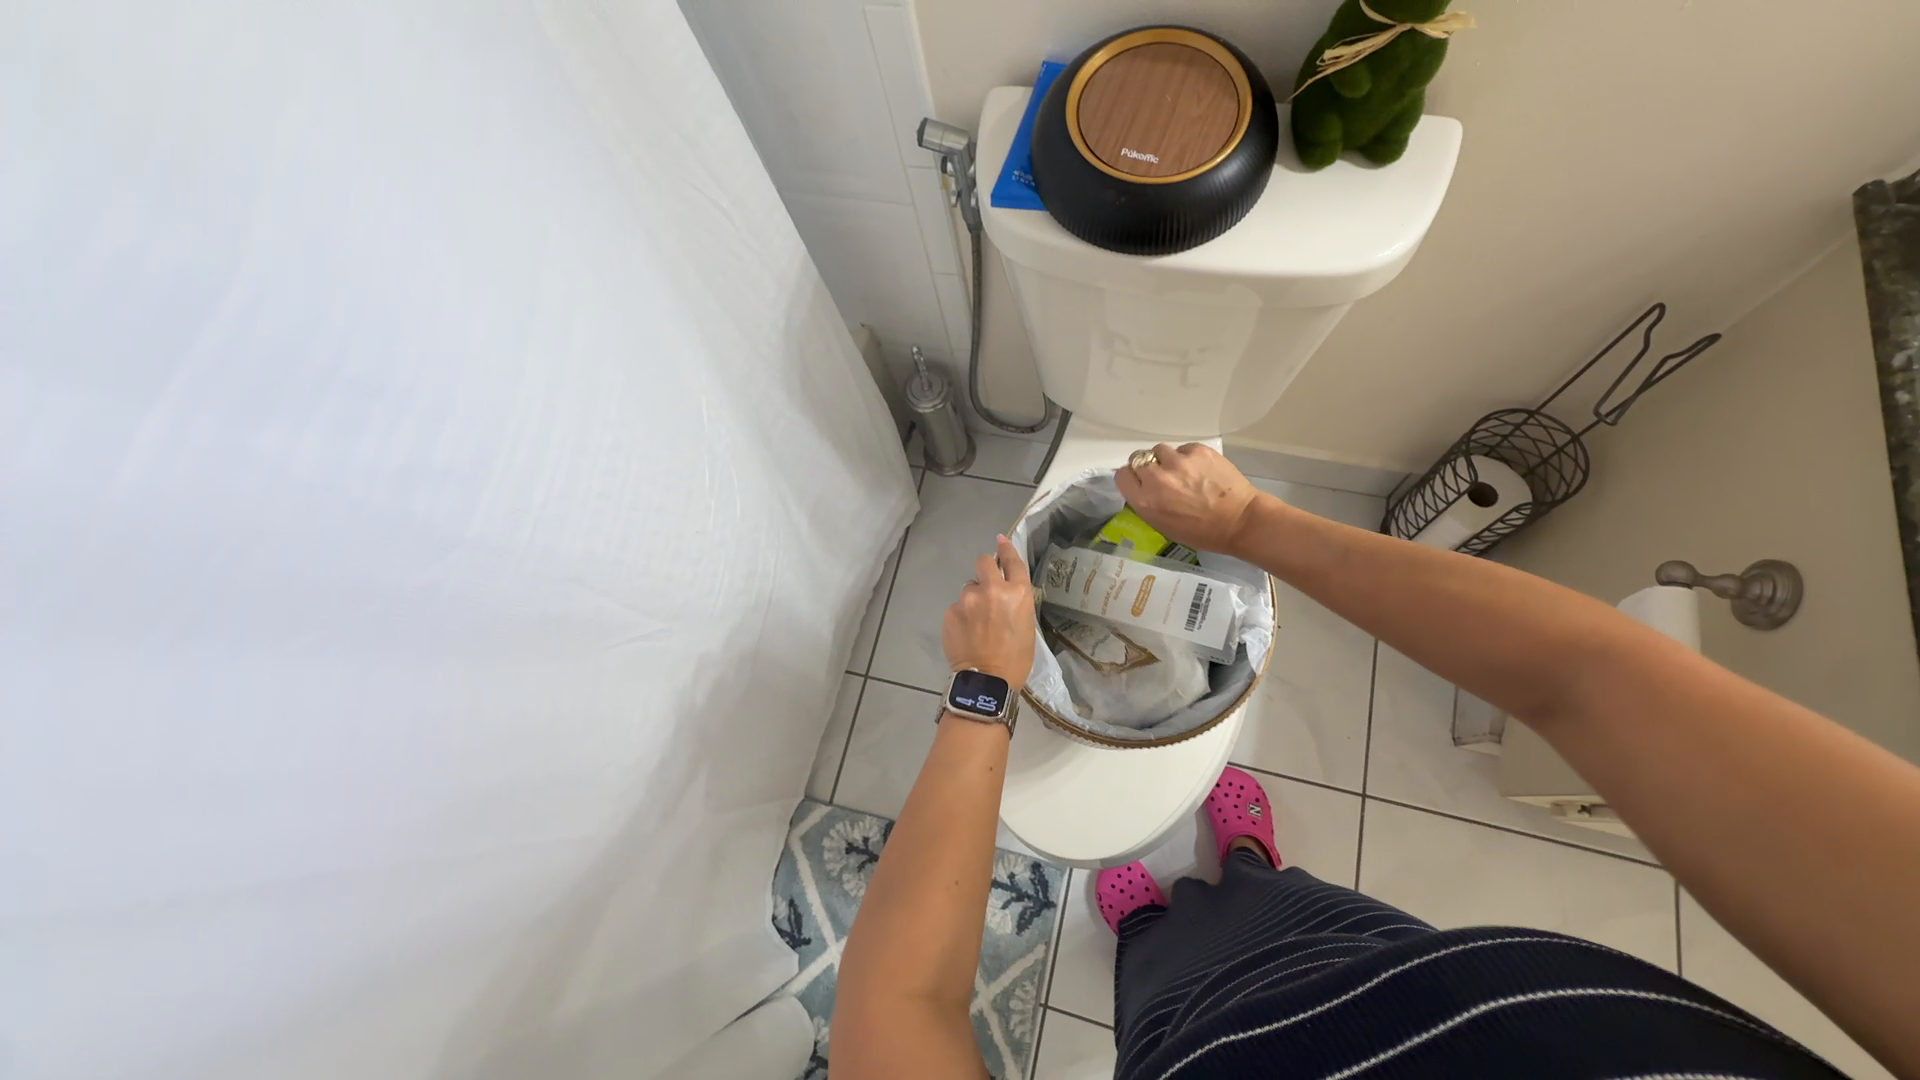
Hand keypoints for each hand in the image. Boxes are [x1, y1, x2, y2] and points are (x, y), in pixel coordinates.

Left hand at [942, 535, 1035, 692]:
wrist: (987, 682)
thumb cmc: (1015, 659)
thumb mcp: (1026, 626)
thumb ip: (1015, 602)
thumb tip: (1005, 592)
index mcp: (1018, 593)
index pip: (1012, 561)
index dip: (1006, 549)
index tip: (1000, 540)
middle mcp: (993, 590)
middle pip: (984, 562)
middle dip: (985, 569)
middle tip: (986, 586)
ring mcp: (969, 599)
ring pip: (968, 587)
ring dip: (972, 598)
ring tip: (976, 622)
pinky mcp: (951, 611)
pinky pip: (957, 606)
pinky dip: (961, 615)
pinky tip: (966, 633)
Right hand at [1114, 443, 1265, 555]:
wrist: (1239, 521)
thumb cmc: (1201, 532)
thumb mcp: (1162, 524)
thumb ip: (1147, 502)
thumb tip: (1143, 486)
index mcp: (1145, 501)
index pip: (1122, 475)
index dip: (1131, 477)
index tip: (1141, 481)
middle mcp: (1156, 478)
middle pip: (1138, 458)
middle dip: (1148, 466)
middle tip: (1163, 476)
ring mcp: (1178, 461)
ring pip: (1160, 450)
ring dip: (1167, 459)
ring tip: (1183, 471)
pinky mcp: (1198, 451)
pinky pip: (1184, 449)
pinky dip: (1189, 457)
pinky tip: (1202, 470)